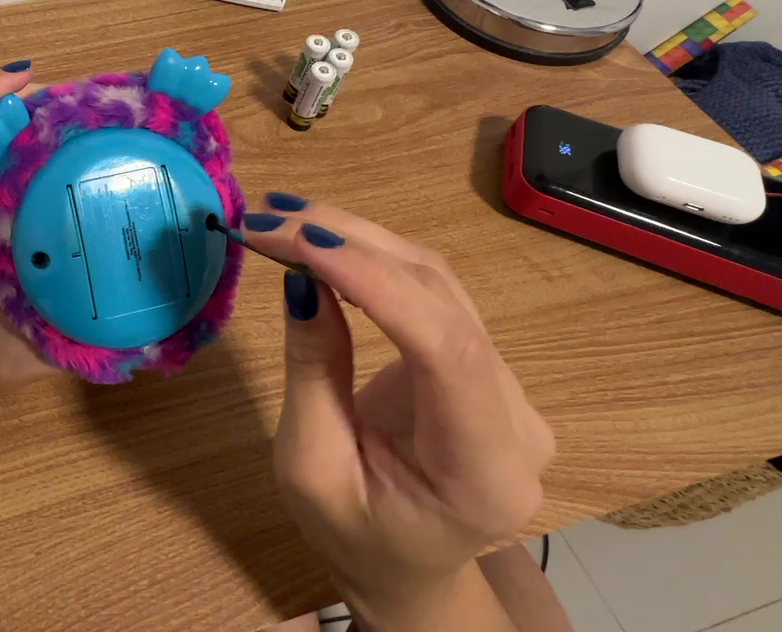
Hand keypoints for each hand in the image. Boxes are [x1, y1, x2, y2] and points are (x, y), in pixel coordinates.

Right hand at [243, 196, 553, 627]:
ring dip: (355, 237)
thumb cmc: (353, 535)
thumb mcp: (310, 468)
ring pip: (433, 279)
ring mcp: (507, 383)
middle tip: (265, 218)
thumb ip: (313, 372)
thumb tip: (301, 280)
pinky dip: (367, 255)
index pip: (444, 348)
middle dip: (349, 244)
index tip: (298, 240)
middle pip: (440, 298)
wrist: (405, 565)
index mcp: (482, 470)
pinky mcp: (479, 359)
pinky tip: (319, 236)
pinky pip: (426, 289)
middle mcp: (515, 417)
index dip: (374, 281)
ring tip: (280, 216)